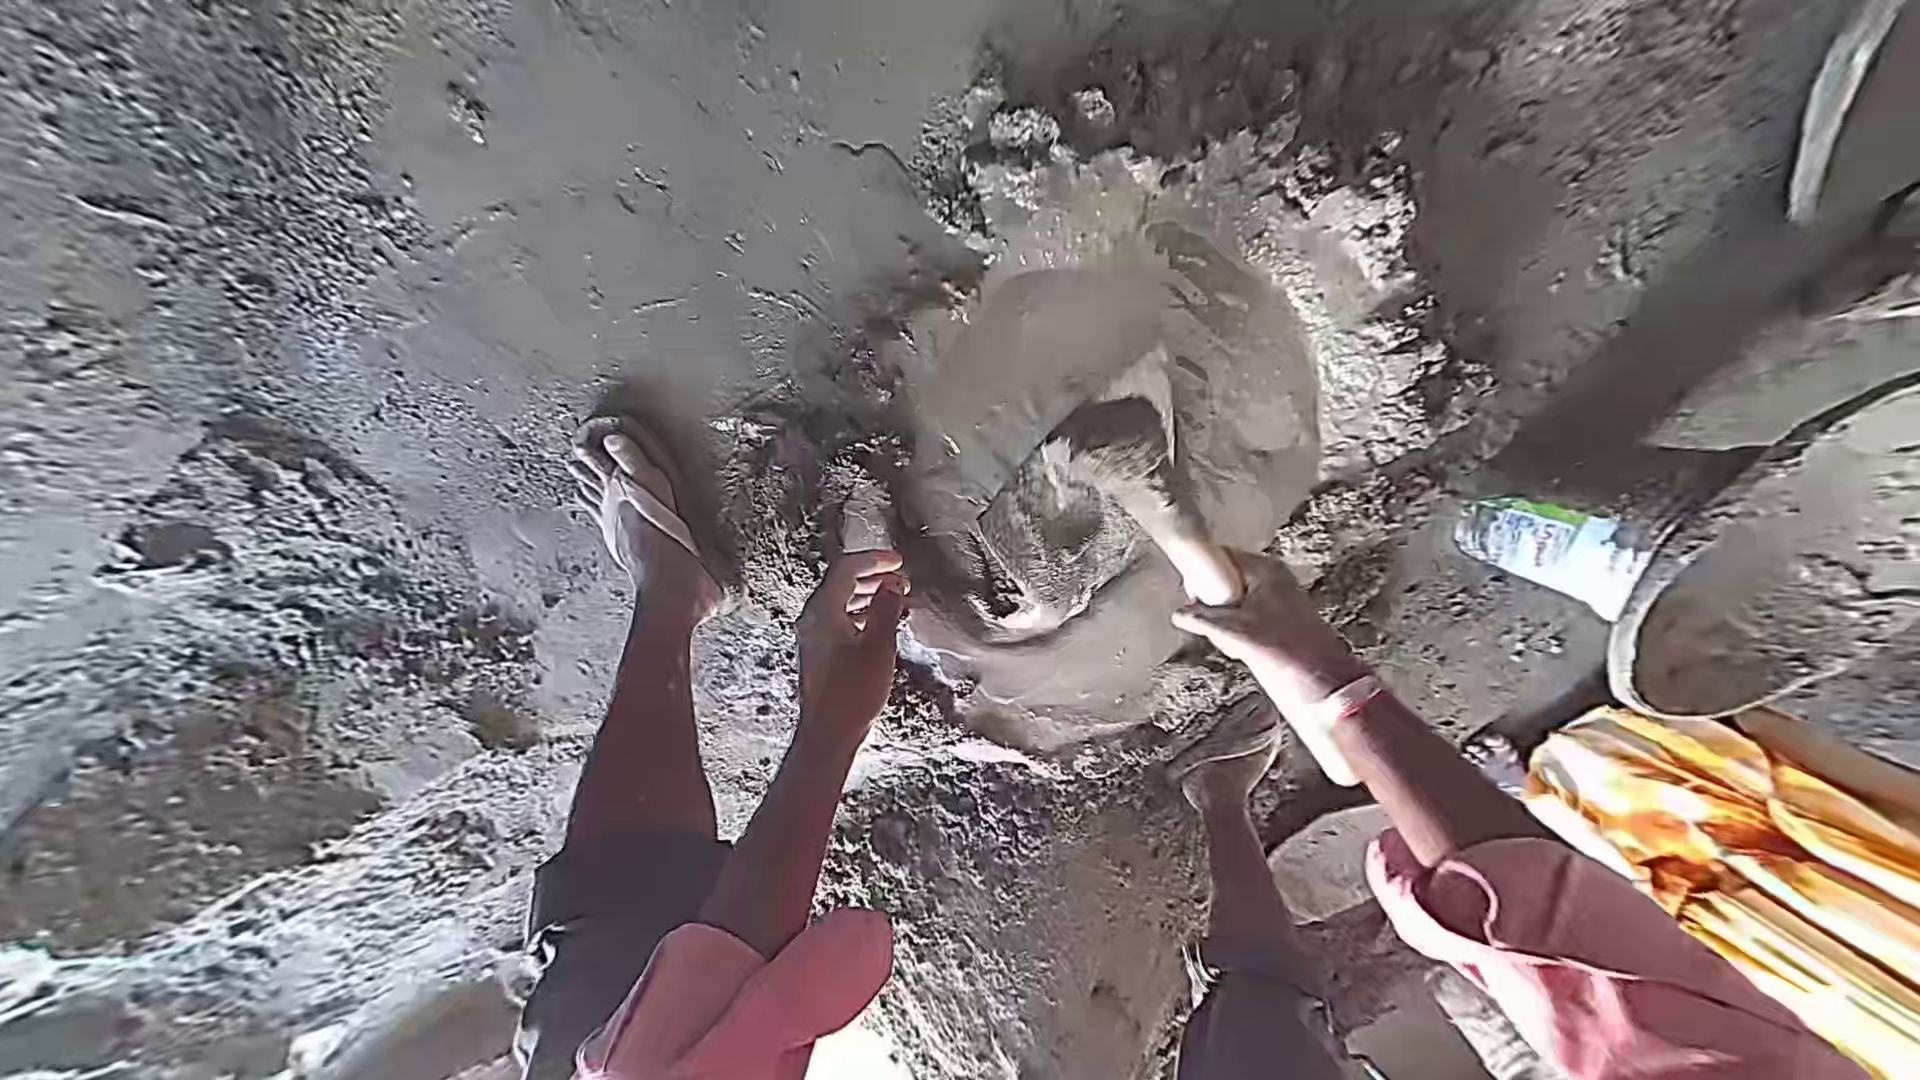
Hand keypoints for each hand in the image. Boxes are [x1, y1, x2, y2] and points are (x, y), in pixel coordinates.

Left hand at [796, 550, 909, 752]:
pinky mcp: (821, 652)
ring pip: (844, 602)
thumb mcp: (879, 646)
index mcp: (823, 610)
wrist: (829, 733)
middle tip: (903, 581)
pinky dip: (865, 615)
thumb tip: (892, 586)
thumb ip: (886, 609)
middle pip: (843, 583)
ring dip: (872, 597)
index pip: (846, 569)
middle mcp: (813, 618)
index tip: (898, 561)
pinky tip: (886, 625)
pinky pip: (843, 620)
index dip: (874, 560)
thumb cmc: (852, 692)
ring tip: (900, 602)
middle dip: (875, 577)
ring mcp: (815, 636)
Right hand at [1170, 549, 1367, 710]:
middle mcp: (1271, 578)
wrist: (1322, 686)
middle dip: (1209, 599)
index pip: (1219, 555)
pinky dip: (1233, 628)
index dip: (1200, 573)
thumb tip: (1180, 613)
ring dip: (1220, 618)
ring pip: (1229, 597)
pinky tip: (1236, 645)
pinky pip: (1241, 613)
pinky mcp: (1276, 618)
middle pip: (1223, 576)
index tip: (1191, 594)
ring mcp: (1275, 597)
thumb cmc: (1285, 653)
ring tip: (1226, 637)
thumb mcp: (1231, 630)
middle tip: (1208, 621)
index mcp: (1264, 570)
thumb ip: (1198, 617)